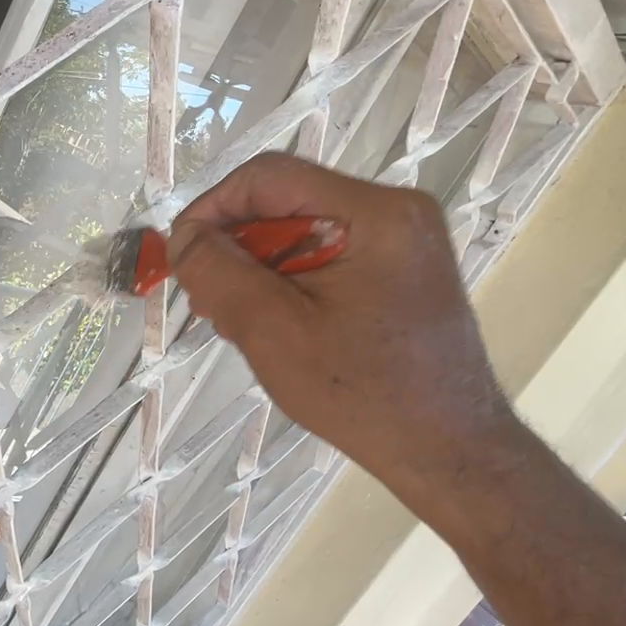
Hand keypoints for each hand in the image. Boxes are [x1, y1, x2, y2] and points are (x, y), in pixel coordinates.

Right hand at [167, 153, 520, 502]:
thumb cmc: (360, 390)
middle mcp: (395, 211)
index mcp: (375, 213)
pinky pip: (319, 252)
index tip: (179, 254)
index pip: (267, 177)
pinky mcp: (396, 267)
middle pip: (282, 201)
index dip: (210, 208)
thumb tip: (181, 236)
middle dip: (231, 244)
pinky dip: (281, 278)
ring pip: (295, 228)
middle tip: (205, 298)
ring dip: (252, 266)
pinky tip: (269, 320)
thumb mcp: (271, 329)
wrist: (446, 448)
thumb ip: (217, 271)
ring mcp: (400, 239)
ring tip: (233, 318)